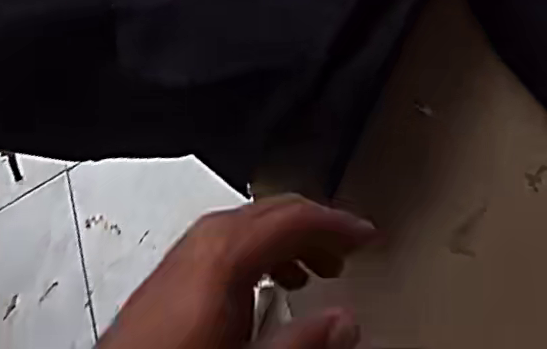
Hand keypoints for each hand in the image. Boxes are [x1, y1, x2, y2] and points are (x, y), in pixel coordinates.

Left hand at [98, 194, 377, 348]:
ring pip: (257, 222)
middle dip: (319, 226)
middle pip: (277, 210)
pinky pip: (235, 240)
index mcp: (225, 250)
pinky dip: (266, 250)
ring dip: (295, 239)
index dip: (338, 222)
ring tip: (322, 267)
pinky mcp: (179, 265)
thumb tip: (346, 322)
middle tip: (352, 246)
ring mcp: (190, 247)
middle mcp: (207, 236)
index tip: (366, 233)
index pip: (295, 215)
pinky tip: (278, 278)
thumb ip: (300, 341)